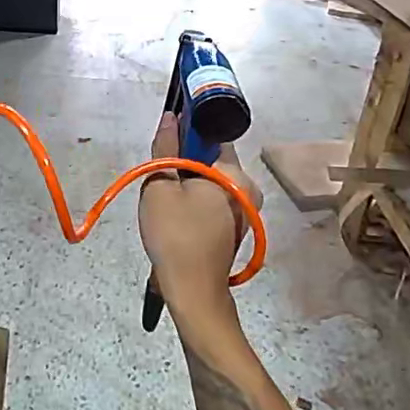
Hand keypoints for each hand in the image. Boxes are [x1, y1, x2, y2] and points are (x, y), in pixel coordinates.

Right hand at [139, 112, 263, 311]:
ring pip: (212, 180)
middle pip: (212, 158)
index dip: (187, 131)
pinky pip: (215, 199)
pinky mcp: (238, 226)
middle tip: (161, 178)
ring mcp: (246, 209)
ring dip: (189, 182)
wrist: (193, 292)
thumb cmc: (175, 235)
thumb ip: (165, 147)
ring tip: (166, 200)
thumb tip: (170, 117)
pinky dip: (197, 200)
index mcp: (235, 173)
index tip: (166, 140)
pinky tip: (178, 216)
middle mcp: (249, 187)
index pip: (212, 135)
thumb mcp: (160, 186)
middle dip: (185, 162)